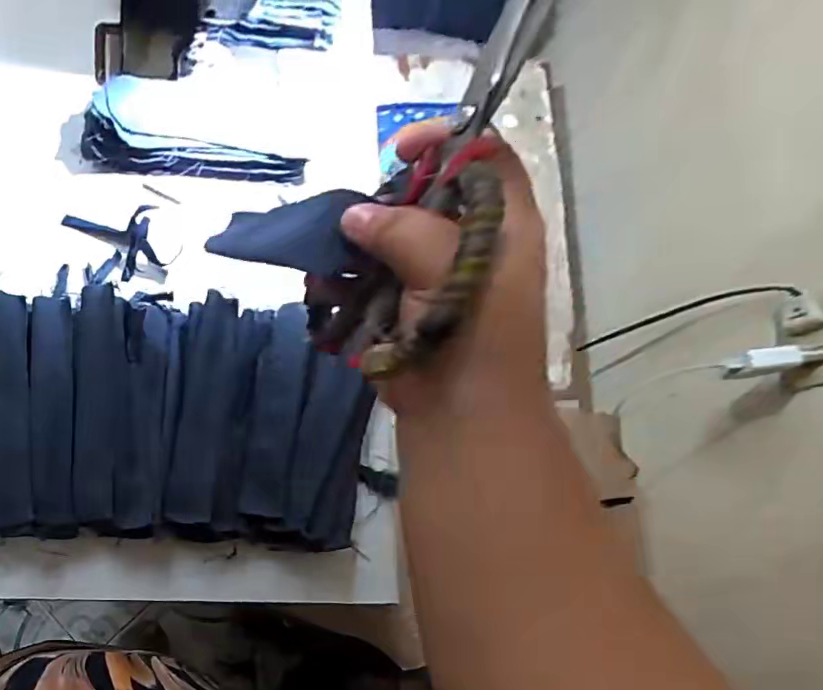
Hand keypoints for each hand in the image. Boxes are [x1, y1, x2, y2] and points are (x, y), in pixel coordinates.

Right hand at [334, 120, 550, 417]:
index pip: (481, 159)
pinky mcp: (395, 312)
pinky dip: (340, 285)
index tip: (397, 150)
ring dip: (351, 249)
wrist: (457, 414)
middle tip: (353, 215)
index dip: (445, 142)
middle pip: (422, 200)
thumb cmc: (471, 338)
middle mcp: (465, 246)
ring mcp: (426, 282)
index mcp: (502, 225)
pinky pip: (363, 285)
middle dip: (382, 203)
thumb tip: (353, 216)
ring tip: (325, 260)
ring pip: (385, 244)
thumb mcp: (449, 269)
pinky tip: (321, 289)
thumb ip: (406, 231)